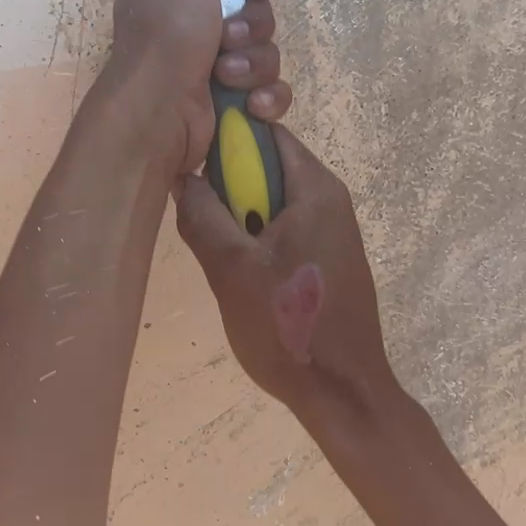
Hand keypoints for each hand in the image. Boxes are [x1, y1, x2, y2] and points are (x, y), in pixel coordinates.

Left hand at [101, 0, 289, 174]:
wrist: (158, 112)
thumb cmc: (166, 32)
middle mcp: (200, 27)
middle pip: (259, 14)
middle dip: (251, 25)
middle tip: (226, 34)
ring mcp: (216, 69)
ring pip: (268, 54)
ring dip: (253, 62)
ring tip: (225, 72)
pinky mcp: (232, 105)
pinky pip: (271, 93)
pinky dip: (265, 98)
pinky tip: (250, 105)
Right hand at [174, 126, 395, 419]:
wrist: (344, 394)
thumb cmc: (287, 326)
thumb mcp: (231, 268)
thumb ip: (202, 214)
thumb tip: (181, 175)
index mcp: (314, 187)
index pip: (266, 130)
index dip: (227, 135)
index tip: (191, 155)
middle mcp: (329, 197)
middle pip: (268, 164)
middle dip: (230, 183)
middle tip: (200, 213)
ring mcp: (332, 228)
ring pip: (272, 198)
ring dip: (241, 215)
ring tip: (219, 250)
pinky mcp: (327, 255)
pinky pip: (284, 225)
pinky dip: (258, 236)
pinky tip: (242, 271)